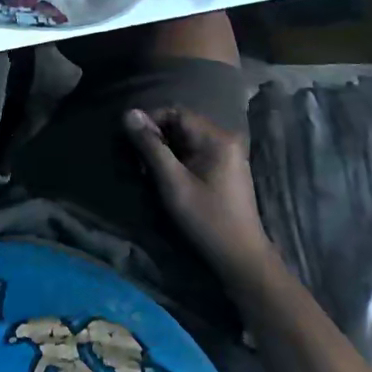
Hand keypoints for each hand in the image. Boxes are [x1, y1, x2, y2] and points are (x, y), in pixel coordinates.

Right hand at [124, 107, 279, 282]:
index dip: (151, 122)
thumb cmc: (206, 219)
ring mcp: (228, 153)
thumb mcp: (173, 183)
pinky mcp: (226, 168)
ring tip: (150, 172)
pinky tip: (169, 178)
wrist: (241, 258)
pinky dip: (179, 159)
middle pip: (182, 125)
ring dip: (166, 150)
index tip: (132, 142)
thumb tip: (129, 113)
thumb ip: (151, 147)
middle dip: (157, 138)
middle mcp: (225, 138)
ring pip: (187, 139)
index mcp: (216, 138)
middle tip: (139, 161)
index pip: (176, 113)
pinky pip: (196, 151)